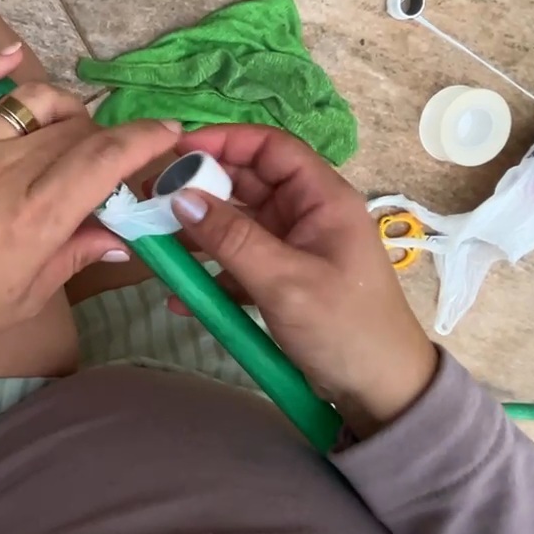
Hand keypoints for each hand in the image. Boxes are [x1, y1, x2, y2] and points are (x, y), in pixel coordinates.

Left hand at [0, 44, 182, 373]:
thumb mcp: (28, 295)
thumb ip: (76, 251)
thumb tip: (120, 233)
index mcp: (36, 216)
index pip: (104, 158)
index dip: (144, 139)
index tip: (167, 132)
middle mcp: (4, 171)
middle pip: (74, 129)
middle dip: (106, 138)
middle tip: (111, 161)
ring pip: (31, 102)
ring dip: (64, 107)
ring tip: (72, 127)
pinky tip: (12, 54)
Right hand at [165, 124, 437, 436]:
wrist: (381, 393)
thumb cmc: (344, 328)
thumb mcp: (284, 280)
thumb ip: (231, 237)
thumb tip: (180, 198)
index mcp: (322, 198)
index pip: (270, 147)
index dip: (224, 140)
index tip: (176, 149)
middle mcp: (306, 213)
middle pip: (247, 182)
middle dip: (200, 187)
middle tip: (152, 197)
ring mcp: (293, 245)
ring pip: (236, 221)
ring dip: (198, 231)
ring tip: (156, 241)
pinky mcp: (281, 276)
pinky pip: (238, 260)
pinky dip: (211, 272)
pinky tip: (182, 296)